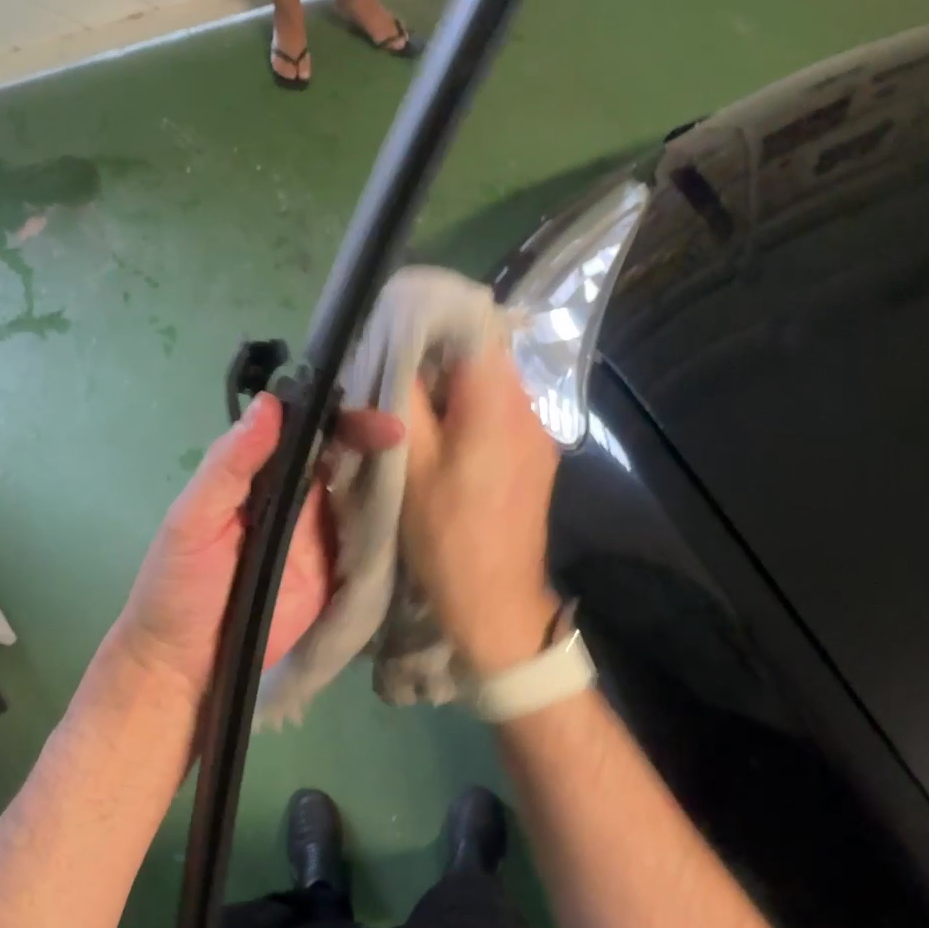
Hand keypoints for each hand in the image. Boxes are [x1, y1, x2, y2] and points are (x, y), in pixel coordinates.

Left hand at [110, 394, 403, 706]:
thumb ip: (229, 465)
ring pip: (362, 500)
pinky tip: (420, 515)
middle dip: (377, 444)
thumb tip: (269, 403)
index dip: (341, 419)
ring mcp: (318, 541)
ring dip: (392, 482)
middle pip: (343, 461)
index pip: (306, 436)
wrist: (183, 662)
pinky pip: (369, 547)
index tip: (378, 414)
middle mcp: (295, 503)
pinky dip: (392, 531)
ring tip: (430, 468)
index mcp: (260, 479)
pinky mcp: (334, 579)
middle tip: (413, 435)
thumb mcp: (193, 519)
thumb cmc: (177, 585)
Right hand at [401, 343, 561, 674]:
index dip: (431, 324)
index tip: (392, 337)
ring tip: (414, 421)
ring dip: (451, 394)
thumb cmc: (446, 535)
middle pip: (481, 358)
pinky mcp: (537, 461)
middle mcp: (528, 409)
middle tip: (392, 386)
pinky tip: (444, 451)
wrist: (496, 603)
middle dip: (435, 363)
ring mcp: (538, 436)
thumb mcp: (411, 467)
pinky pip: (500, 419)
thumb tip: (390, 349)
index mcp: (497, 403)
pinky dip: (469, 420)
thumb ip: (403, 402)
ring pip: (489, 390)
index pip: (473, 329)